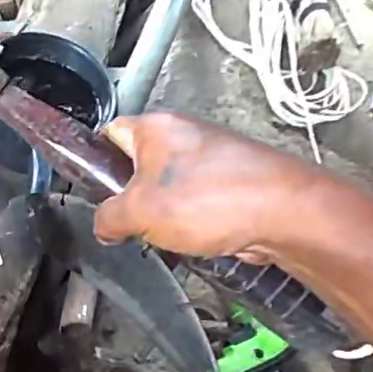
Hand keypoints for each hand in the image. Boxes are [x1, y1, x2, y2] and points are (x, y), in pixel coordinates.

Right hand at [94, 115, 320, 261]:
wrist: (282, 213)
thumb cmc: (208, 200)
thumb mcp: (139, 212)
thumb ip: (108, 218)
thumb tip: (103, 225)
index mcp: (155, 128)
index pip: (109, 134)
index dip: (94, 161)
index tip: (90, 190)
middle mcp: (183, 136)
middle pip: (137, 166)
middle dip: (129, 198)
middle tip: (127, 223)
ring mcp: (209, 158)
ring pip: (166, 189)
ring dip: (159, 216)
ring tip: (162, 237)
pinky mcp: (230, 182)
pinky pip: (193, 203)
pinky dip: (187, 223)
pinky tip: (190, 243)